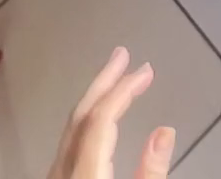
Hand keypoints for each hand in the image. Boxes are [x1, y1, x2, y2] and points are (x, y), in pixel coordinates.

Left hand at [47, 47, 174, 178]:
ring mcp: (55, 176)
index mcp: (84, 172)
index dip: (123, 89)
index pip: (100, 119)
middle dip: (103, 81)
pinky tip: (98, 115)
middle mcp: (63, 171)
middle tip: (122, 53)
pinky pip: (70, 139)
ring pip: (71, 126)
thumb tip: (165, 131)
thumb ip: (151, 172)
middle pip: (80, 116)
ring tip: (113, 75)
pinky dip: (87, 116)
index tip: (146, 70)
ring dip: (94, 96)